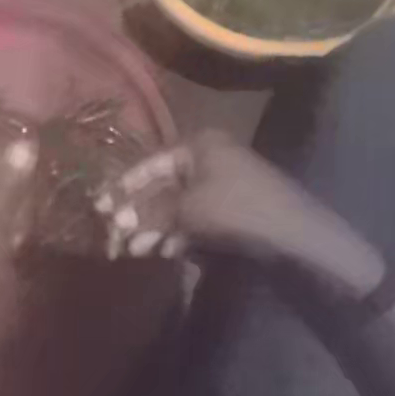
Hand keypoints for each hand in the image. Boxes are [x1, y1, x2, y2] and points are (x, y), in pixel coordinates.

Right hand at [95, 132, 384, 297]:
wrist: (295, 236)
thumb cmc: (236, 210)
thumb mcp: (187, 209)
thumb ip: (150, 212)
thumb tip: (117, 220)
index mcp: (200, 145)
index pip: (150, 162)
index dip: (123, 186)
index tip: (99, 208)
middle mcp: (212, 159)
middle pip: (164, 185)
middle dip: (140, 212)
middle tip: (117, 237)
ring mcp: (226, 185)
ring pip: (181, 205)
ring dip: (158, 227)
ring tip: (139, 250)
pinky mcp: (236, 211)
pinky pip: (199, 219)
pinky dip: (181, 233)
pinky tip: (167, 251)